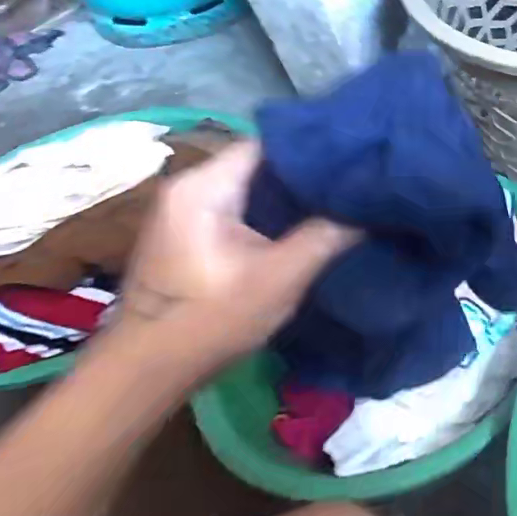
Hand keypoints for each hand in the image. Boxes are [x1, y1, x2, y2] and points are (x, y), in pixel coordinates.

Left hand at [104, 140, 360, 383]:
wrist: (146, 372)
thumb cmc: (211, 320)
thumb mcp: (281, 277)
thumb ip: (328, 235)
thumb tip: (371, 207)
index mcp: (204, 185)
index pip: (269, 143)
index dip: (315, 148)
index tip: (356, 158)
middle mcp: (190, 186)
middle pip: (260, 162)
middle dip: (307, 172)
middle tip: (356, 180)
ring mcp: (186, 209)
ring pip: (252, 185)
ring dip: (290, 194)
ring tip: (339, 199)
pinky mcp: (191, 232)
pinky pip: (241, 205)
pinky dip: (272, 211)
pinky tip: (304, 223)